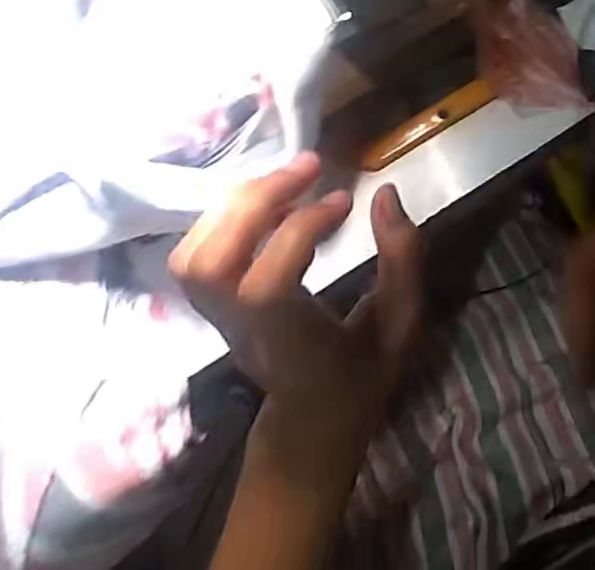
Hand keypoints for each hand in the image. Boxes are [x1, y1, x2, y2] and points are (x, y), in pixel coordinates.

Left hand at [170, 152, 422, 480]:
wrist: (310, 428)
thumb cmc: (364, 378)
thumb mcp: (403, 326)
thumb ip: (402, 263)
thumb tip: (385, 194)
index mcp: (292, 347)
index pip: (265, 287)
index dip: (301, 230)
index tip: (345, 202)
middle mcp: (242, 333)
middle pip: (209, 264)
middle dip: (256, 200)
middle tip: (309, 166)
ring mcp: (217, 321)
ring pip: (192, 256)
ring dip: (238, 203)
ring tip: (288, 181)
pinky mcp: (210, 306)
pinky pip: (196, 253)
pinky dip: (228, 214)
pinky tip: (271, 204)